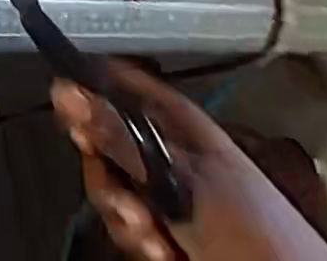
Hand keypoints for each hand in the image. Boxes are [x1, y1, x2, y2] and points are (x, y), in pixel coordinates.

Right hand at [53, 61, 326, 260]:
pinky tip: (161, 251)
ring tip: (153, 237)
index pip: (115, 83)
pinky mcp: (167, 228)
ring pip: (112, 186)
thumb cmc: (259, 235)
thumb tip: (67, 90)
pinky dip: (137, 240)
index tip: (73, 119)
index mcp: (176, 120)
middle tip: (128, 201)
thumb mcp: (183, 179)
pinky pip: (126, 222)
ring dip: (124, 216)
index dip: (86, 94)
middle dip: (107, 177)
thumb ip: (120, 135)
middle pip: (103, 141)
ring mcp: (168, 191)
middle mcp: (167, 149)